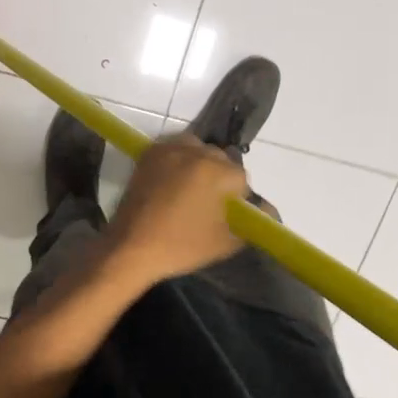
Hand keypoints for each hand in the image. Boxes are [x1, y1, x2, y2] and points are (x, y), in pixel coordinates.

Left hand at [106, 136, 247, 284]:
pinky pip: (173, 149)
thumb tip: (266, 212)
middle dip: (220, 178)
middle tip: (207, 205)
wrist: (131, 248)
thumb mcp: (225, 242)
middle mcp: (195, 152)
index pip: (241, 178)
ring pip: (196, 149)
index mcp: (217, 171)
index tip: (226, 214)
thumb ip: (251, 225)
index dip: (237, 198)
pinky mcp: (148, 156)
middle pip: (220, 159)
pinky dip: (177, 160)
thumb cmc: (180, 247)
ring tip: (189, 191)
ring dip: (199, 164)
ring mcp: (169, 150)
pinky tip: (172, 182)